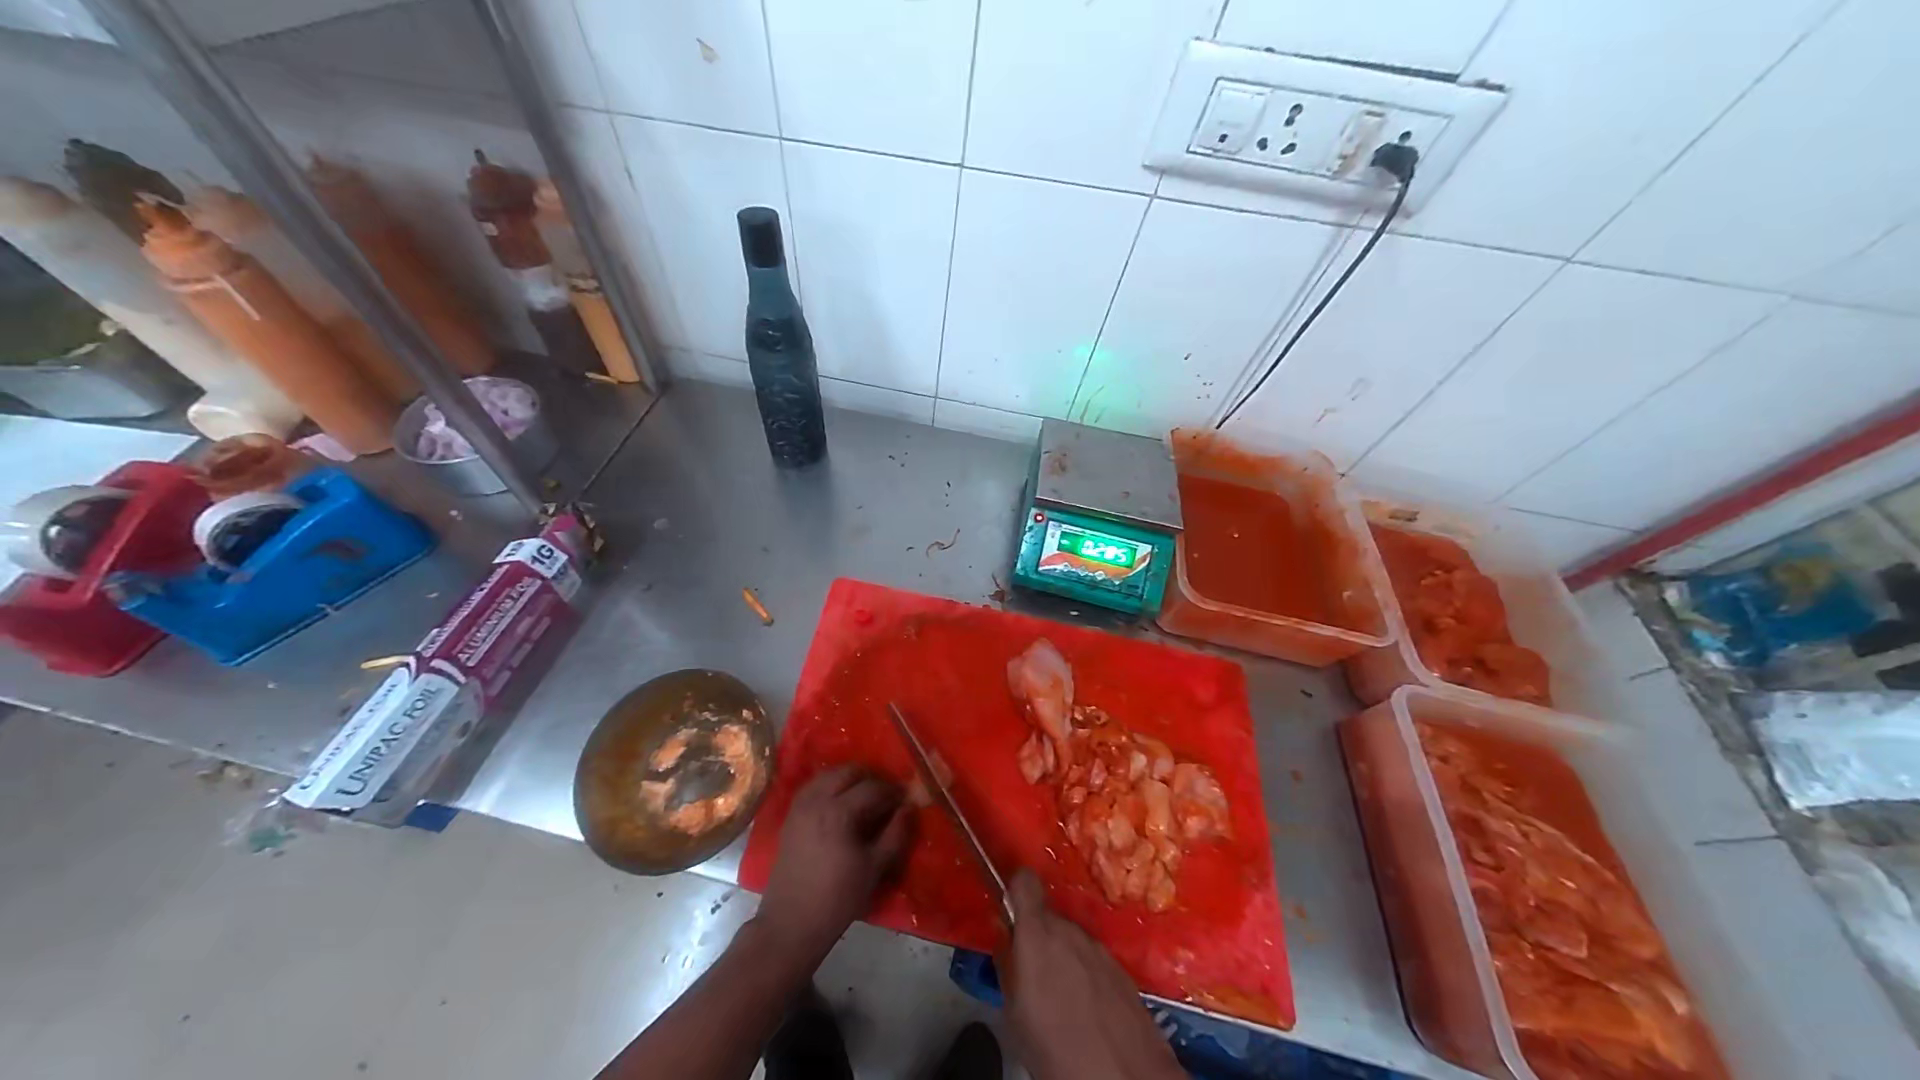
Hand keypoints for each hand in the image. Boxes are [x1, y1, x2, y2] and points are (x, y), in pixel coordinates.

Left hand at [755, 765, 912, 959]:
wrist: (791, 924)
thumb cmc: (838, 898)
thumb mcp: (875, 868)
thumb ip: (895, 834)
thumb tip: (909, 807)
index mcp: (839, 811)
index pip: (872, 788)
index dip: (892, 791)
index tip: (906, 798)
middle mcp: (816, 800)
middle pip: (848, 772)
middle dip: (870, 778)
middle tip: (886, 795)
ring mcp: (800, 807)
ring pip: (827, 775)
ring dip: (848, 779)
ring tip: (864, 796)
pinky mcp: (790, 818)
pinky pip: (812, 788)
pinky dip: (829, 786)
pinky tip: (840, 803)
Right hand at [1000, 871, 1183, 1079]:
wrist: (1127, 1078)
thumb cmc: (1057, 1050)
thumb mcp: (1014, 1015)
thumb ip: (1006, 965)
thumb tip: (1004, 939)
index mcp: (1038, 935)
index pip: (1025, 881)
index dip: (1015, 888)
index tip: (1008, 908)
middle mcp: (1070, 932)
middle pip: (1048, 917)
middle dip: (1037, 937)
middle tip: (1030, 973)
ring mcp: (1100, 948)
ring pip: (1071, 939)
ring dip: (1062, 957)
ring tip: (1059, 998)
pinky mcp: (1122, 969)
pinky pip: (1093, 959)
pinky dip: (1085, 974)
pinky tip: (1086, 1010)